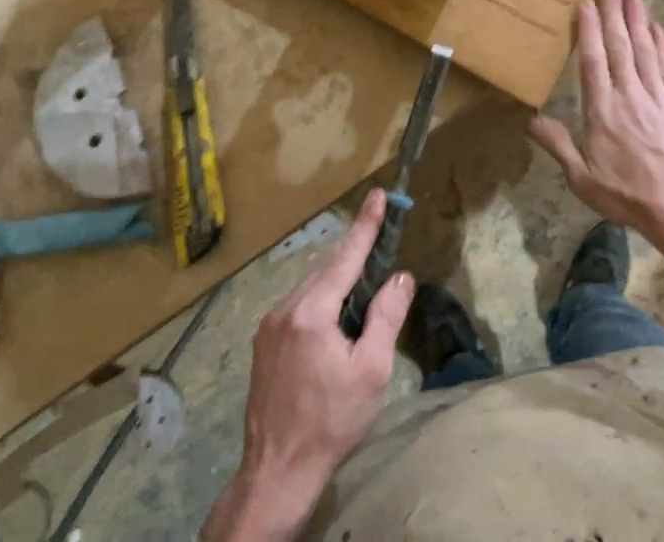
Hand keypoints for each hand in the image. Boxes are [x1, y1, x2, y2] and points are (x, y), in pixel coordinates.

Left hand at [203, 189, 412, 540]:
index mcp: (311, 313)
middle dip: (353, 251)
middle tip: (379, 230)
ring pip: (309, 288)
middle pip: (325, 269)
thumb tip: (400, 277)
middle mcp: (284, 310)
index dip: (366, 226)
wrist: (278, 468)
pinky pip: (297, 306)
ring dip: (337, 278)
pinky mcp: (263, 344)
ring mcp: (268, 327)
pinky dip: (321, 298)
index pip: (345, 258)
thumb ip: (386, 317)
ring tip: (365, 279)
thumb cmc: (332, 420)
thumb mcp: (371, 369)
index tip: (377, 195)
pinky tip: (336, 314)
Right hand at [530, 0, 663, 251]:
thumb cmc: (626, 197)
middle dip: (612, 11)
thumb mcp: (582, 180)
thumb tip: (531, 120)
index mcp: (602, 113)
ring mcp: (658, 98)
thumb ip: (558, 146)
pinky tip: (656, 26)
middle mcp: (629, 97)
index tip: (584, 2)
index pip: (593, 62)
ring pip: (645, 49)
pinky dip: (661, 44)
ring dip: (637, 18)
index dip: (589, 30)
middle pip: (620, 46)